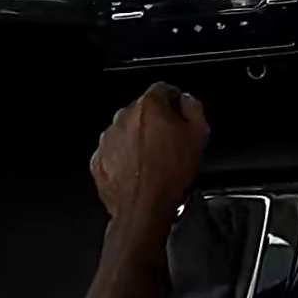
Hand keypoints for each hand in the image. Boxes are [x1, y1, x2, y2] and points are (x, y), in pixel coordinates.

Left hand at [89, 83, 209, 224]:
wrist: (145, 209)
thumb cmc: (172, 172)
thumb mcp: (199, 133)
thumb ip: (193, 107)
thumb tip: (185, 101)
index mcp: (149, 105)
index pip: (163, 88)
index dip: (175, 101)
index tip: (180, 114)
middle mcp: (123, 117)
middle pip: (143, 109)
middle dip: (156, 120)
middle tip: (170, 140)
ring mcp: (107, 140)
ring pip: (127, 129)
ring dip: (139, 137)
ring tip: (154, 159)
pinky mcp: (98, 161)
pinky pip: (115, 151)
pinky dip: (125, 156)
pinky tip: (139, 171)